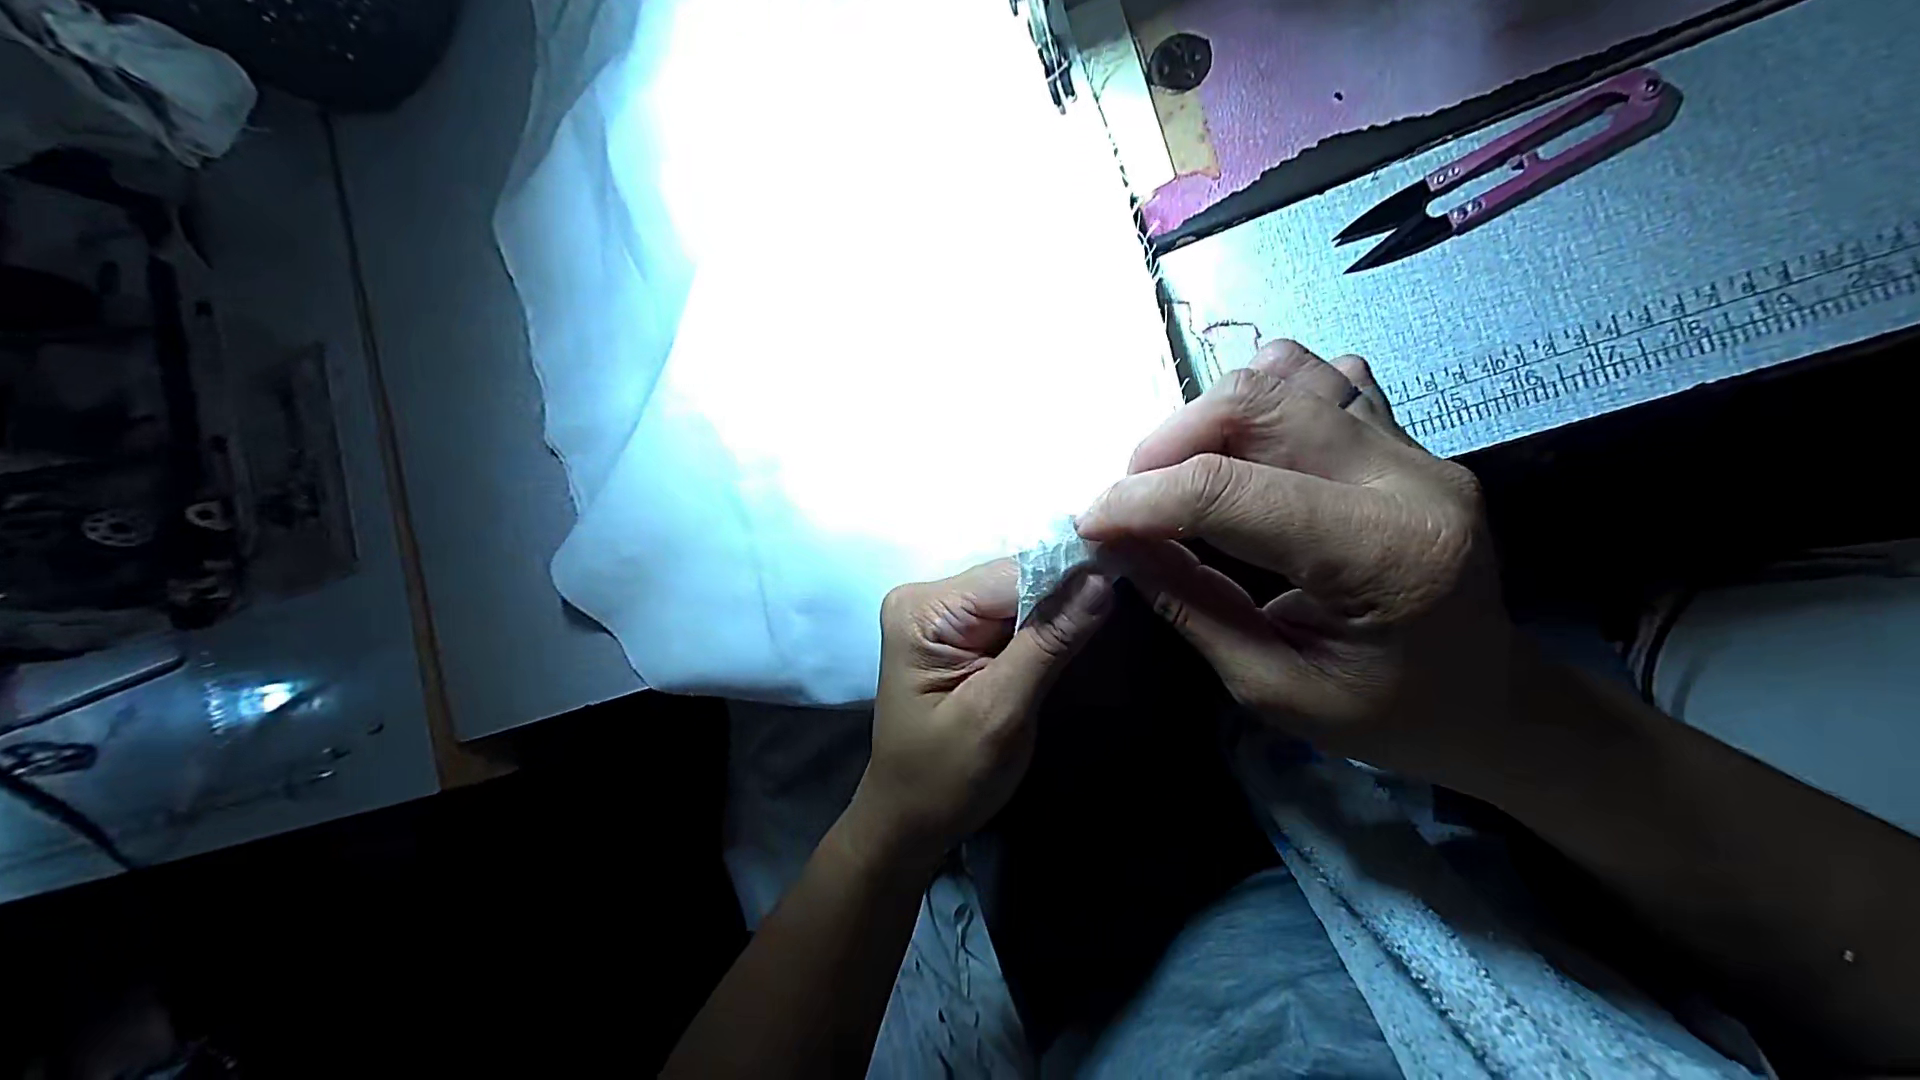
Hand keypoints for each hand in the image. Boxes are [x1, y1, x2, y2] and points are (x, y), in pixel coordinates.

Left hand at [846, 559, 1111, 871]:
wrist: (909, 819)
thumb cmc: (946, 777)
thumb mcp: (1000, 713)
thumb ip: (1049, 644)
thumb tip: (1101, 581)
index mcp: (924, 611)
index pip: (1012, 574)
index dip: (1071, 579)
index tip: (1126, 584)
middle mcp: (929, 598)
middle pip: (1017, 580)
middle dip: (1068, 600)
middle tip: (1119, 619)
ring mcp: (942, 614)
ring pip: (1021, 596)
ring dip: (1060, 617)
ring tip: (1102, 636)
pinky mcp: (958, 632)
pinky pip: (1013, 616)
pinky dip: (1045, 631)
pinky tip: (1071, 644)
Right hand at [1074, 341, 1513, 775]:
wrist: (1494, 701)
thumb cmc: (1388, 716)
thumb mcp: (1271, 687)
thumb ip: (1189, 604)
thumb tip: (1115, 543)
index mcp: (1381, 554)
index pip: (1228, 491)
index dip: (1139, 500)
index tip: (1089, 523)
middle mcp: (1405, 476)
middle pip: (1253, 401)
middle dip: (1165, 443)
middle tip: (1133, 499)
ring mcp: (1412, 446)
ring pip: (1282, 375)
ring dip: (1206, 417)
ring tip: (1183, 474)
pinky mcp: (1405, 437)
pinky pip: (1320, 379)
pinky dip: (1261, 400)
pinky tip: (1246, 451)